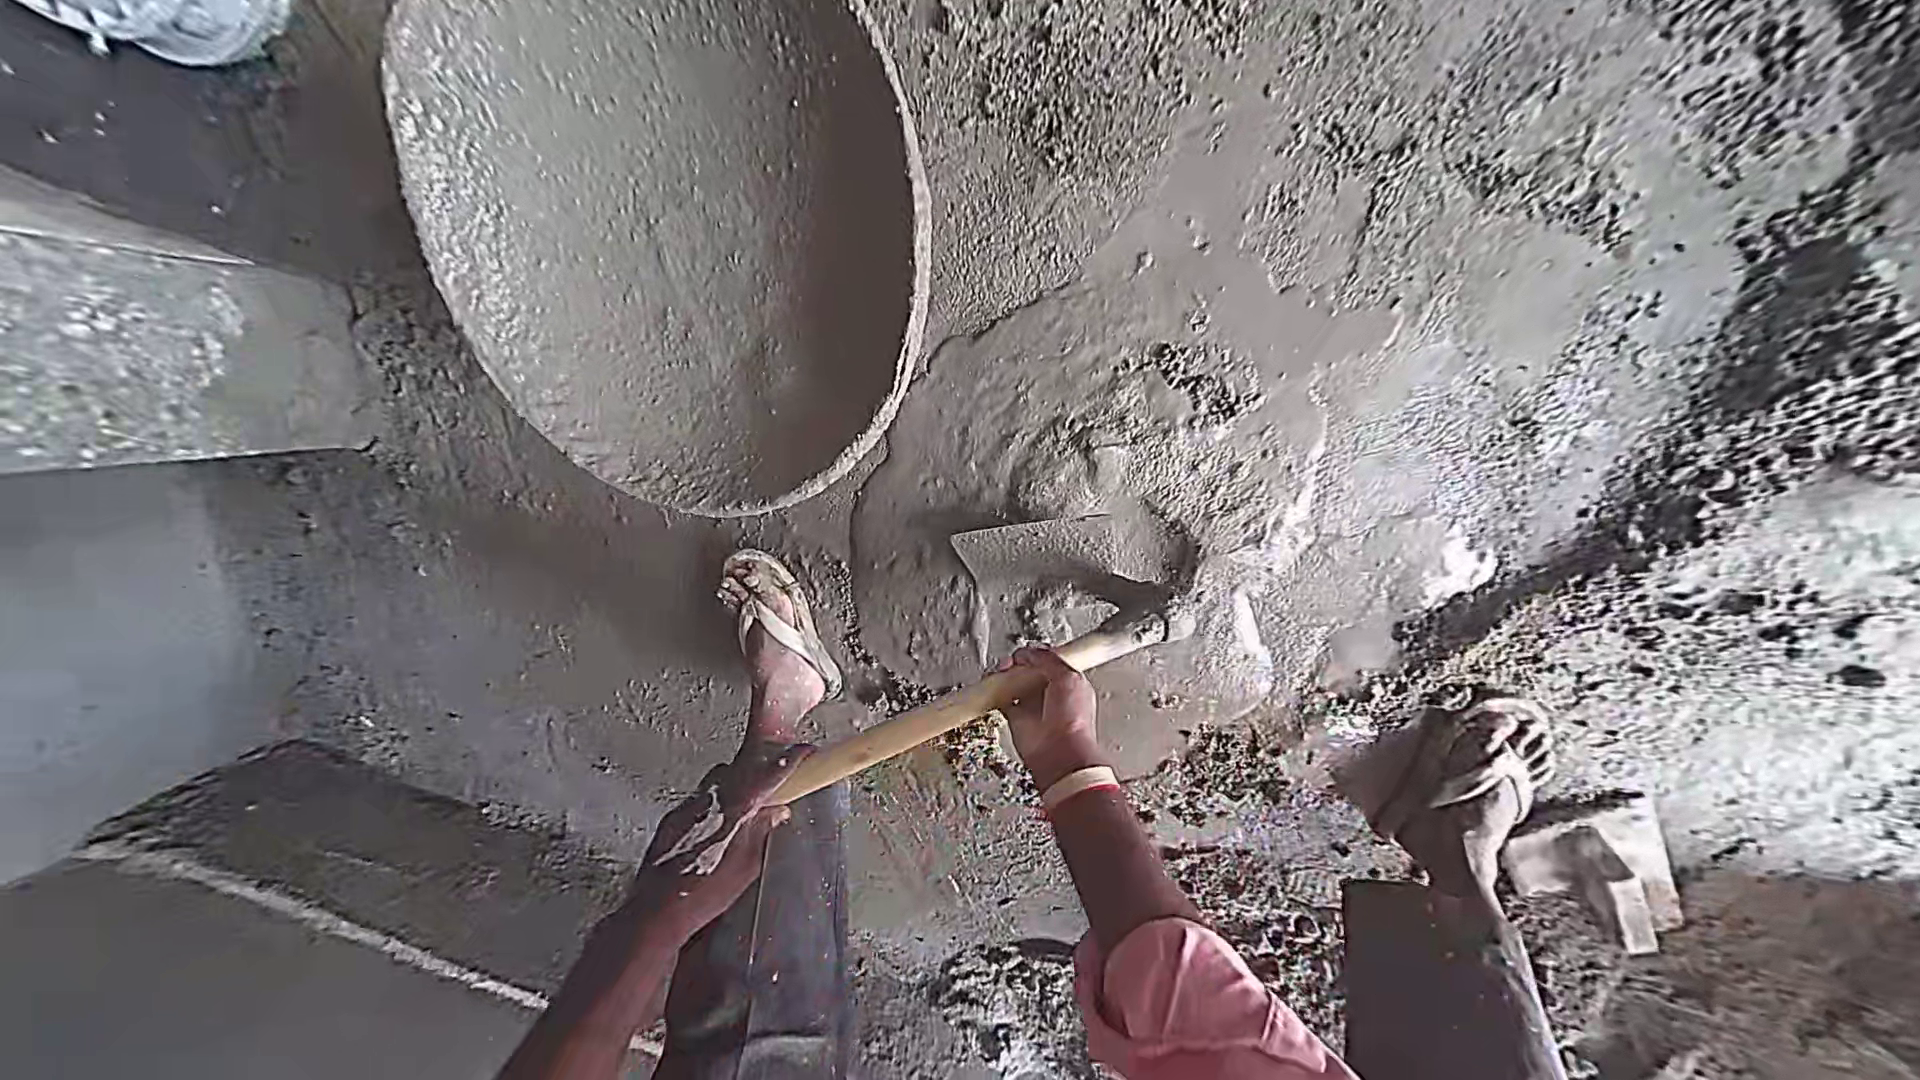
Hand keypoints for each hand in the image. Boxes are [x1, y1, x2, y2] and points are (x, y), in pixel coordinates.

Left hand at [627, 742, 812, 941]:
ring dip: (733, 786)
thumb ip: (764, 832)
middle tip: (771, 781)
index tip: (802, 752)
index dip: (790, 760)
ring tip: (742, 807)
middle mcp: (710, 799)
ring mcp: (687, 807)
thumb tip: (778, 812)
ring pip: (716, 781)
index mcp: (735, 808)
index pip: (770, 773)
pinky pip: (698, 799)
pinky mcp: (671, 819)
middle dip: (758, 770)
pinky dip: (711, 805)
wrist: (655, 913)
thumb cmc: (703, 894)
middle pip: (739, 769)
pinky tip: (714, 826)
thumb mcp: (747, 866)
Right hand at [1001, 646, 1107, 791]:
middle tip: (1013, 661)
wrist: (1059, 752)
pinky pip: (1002, 697)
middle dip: (1019, 661)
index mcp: (1068, 681)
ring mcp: (1032, 704)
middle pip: (1029, 668)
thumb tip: (1030, 652)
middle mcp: (1050, 692)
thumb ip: (1048, 660)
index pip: (1050, 660)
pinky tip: (994, 683)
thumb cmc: (1073, 718)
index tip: (1029, 650)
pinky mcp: (1016, 716)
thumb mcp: (1068, 677)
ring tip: (1003, 670)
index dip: (1037, 653)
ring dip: (1006, 673)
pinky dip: (995, 689)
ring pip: (1014, 680)